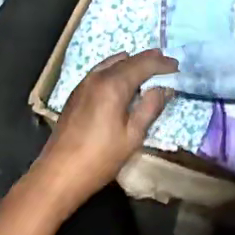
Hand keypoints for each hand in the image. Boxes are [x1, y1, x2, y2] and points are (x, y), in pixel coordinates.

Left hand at [29, 50, 175, 211]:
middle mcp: (98, 77)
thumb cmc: (100, 158)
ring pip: (112, 63)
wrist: (58, 174)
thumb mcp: (133, 136)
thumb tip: (164, 88)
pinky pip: (101, 71)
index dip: (161, 64)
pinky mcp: (76, 93)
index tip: (177, 66)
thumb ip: (150, 108)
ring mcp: (84, 84)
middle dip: (148, 60)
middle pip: (128, 60)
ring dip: (132, 62)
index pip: (143, 65)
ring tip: (147, 67)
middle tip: (166, 62)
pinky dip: (117, 69)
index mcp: (113, 85)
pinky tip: (122, 79)